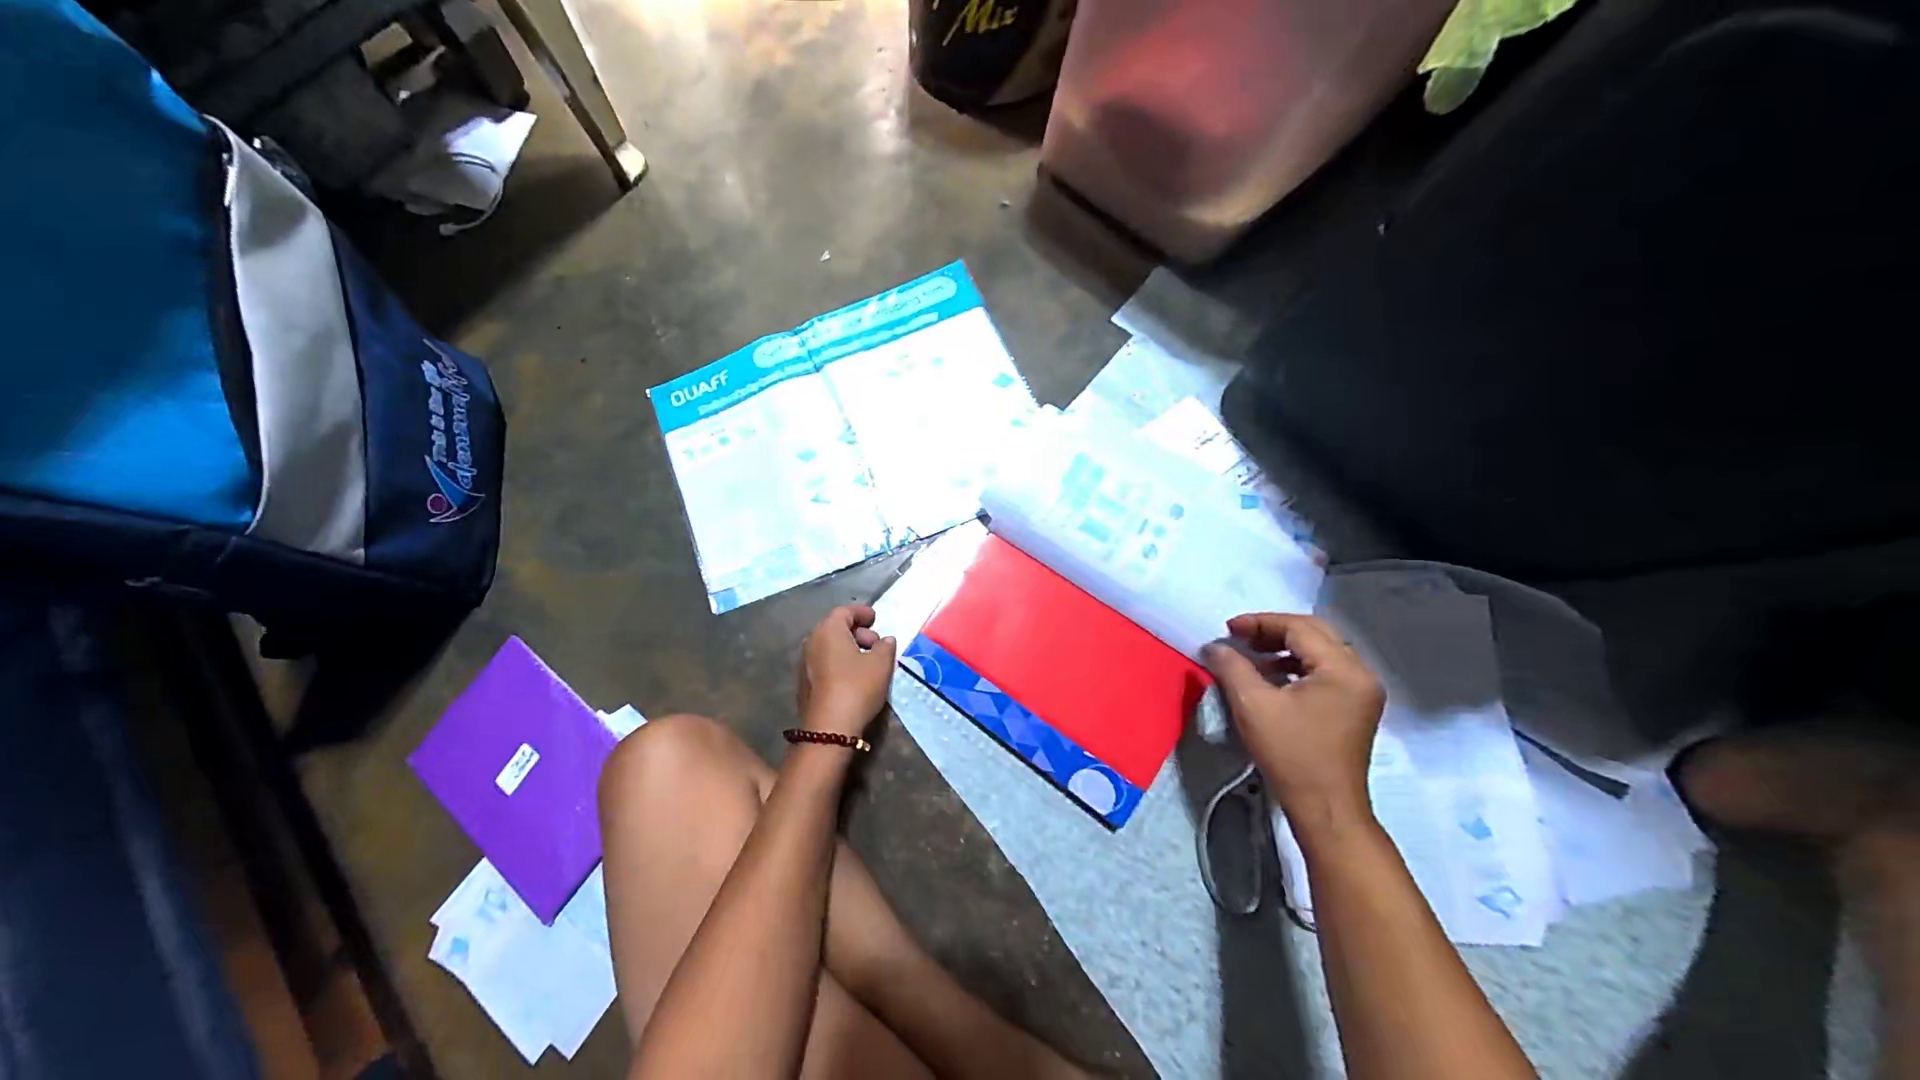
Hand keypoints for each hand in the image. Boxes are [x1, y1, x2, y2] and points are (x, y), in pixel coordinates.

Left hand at [796, 604, 897, 737]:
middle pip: (835, 628)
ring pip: (829, 647)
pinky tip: (853, 677)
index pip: (845, 612)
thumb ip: (885, 647)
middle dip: (857, 632)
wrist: (829, 728)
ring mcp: (804, 663)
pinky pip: (824, 663)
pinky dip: (839, 662)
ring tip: (867, 662)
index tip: (875, 618)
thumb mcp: (881, 664)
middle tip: (875, 643)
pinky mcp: (804, 683)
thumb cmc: (857, 687)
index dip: (862, 613)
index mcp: (828, 630)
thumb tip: (885, 640)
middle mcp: (811, 642)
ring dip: (848, 648)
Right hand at [1202, 613, 1385, 825]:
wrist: (1325, 808)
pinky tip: (1273, 678)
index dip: (1260, 623)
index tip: (1228, 629)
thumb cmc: (1291, 754)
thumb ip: (1231, 666)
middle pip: (1315, 634)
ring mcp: (1362, 692)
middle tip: (1240, 637)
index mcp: (1343, 669)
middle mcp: (1361, 673)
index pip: (1300, 628)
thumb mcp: (1252, 705)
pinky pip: (1326, 671)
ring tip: (1252, 657)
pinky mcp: (1356, 707)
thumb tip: (1215, 646)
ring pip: (1321, 651)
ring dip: (1285, 648)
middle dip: (1274, 631)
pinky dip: (1298, 666)